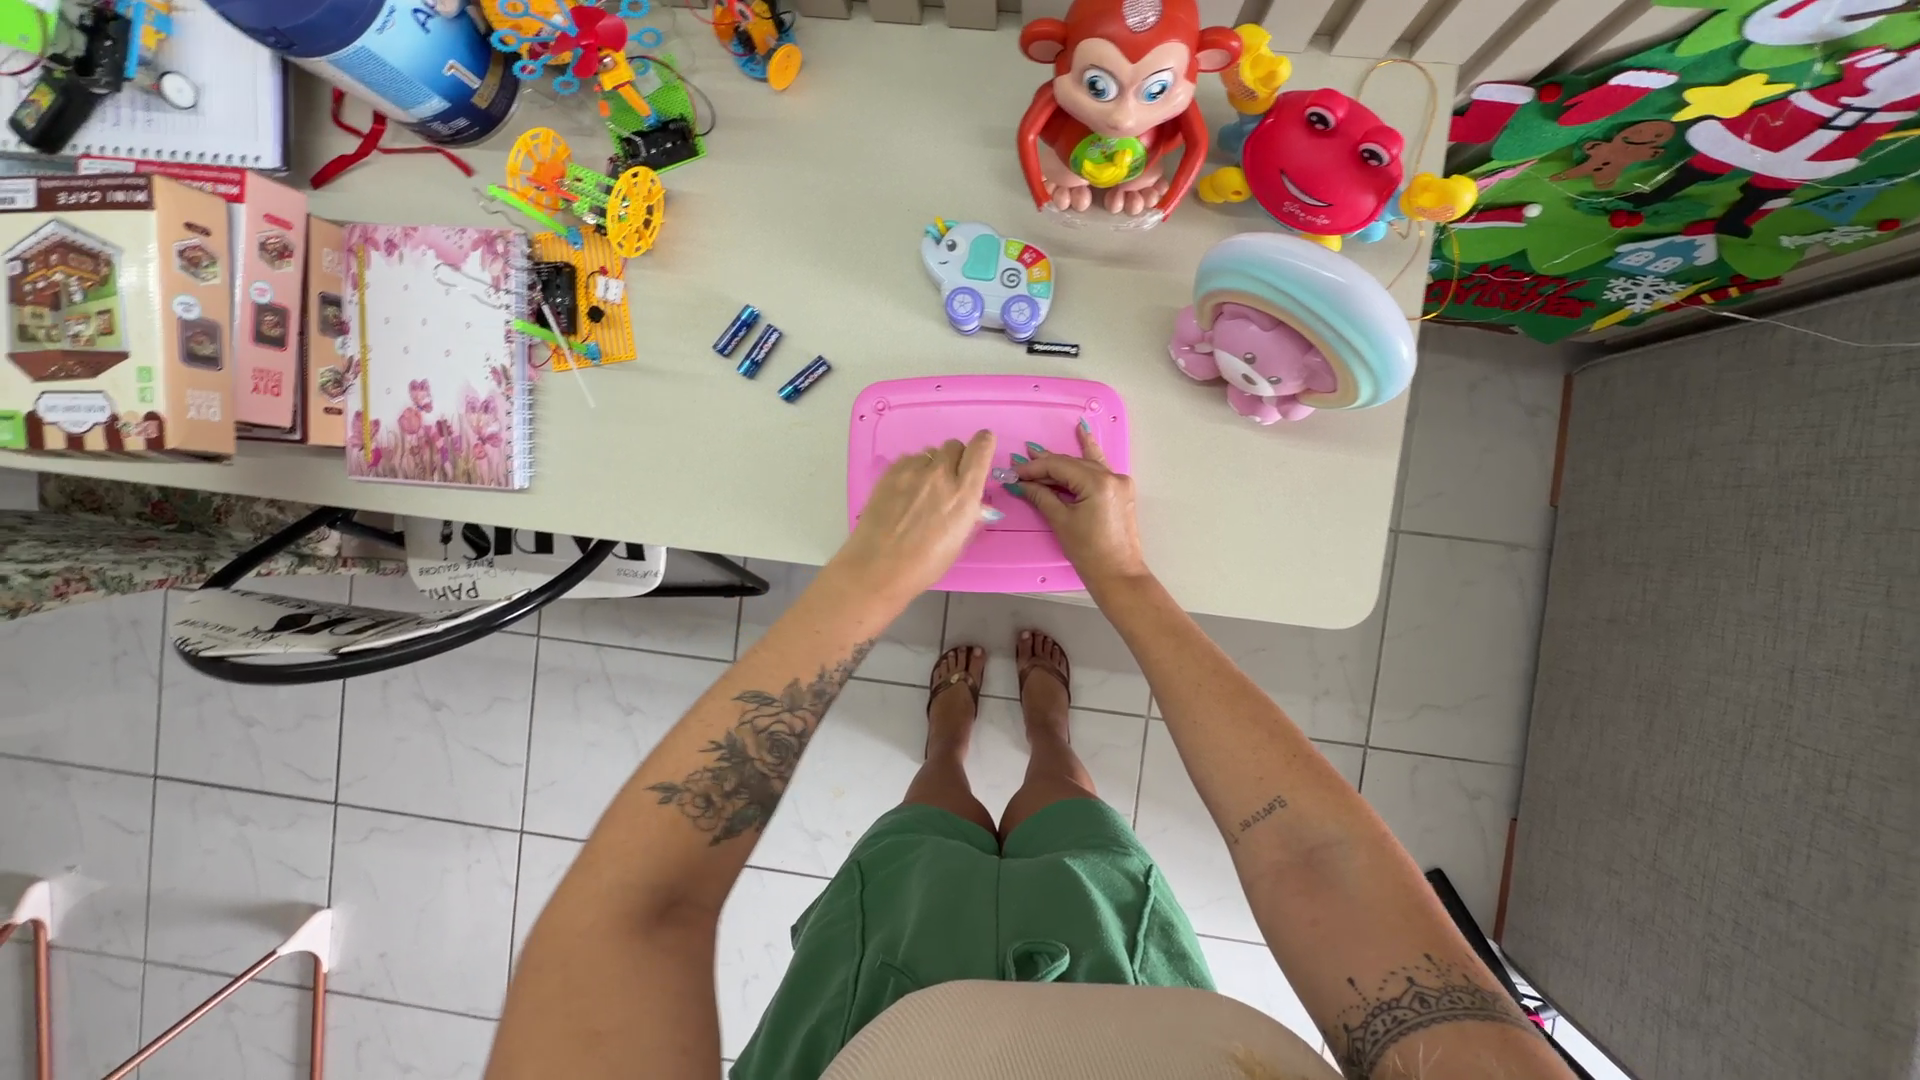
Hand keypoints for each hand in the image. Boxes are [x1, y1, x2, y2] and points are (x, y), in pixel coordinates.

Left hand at [833, 430, 997, 600]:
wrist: (878, 568)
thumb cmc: (924, 564)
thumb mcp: (958, 542)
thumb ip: (969, 514)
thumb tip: (974, 504)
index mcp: (964, 493)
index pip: (981, 447)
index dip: (983, 444)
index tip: (981, 450)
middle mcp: (941, 474)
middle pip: (954, 446)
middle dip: (956, 459)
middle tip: (948, 480)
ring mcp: (913, 470)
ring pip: (930, 452)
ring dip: (932, 465)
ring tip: (922, 490)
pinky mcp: (890, 472)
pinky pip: (908, 459)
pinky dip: (911, 470)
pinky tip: (904, 492)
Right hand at [1012, 422, 1149, 591]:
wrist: (1119, 574)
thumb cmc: (1089, 552)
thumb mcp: (1061, 522)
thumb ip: (1041, 497)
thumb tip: (1020, 484)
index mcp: (1098, 482)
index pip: (1059, 467)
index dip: (1034, 468)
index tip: (1014, 471)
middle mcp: (1112, 476)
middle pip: (1071, 463)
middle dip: (1045, 465)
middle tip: (1020, 462)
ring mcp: (1119, 482)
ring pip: (1085, 463)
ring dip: (1062, 460)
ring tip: (1038, 449)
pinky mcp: (1120, 491)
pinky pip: (1099, 468)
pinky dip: (1088, 455)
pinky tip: (1083, 433)